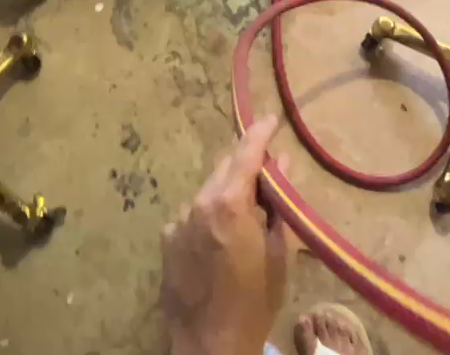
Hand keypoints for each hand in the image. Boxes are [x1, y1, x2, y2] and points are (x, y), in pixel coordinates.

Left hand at [161, 116, 287, 354]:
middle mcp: (199, 202)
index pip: (247, 152)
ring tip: (247, 212)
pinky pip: (192, 213)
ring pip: (208, 189)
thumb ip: (279, 203)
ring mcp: (178, 220)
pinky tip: (220, 238)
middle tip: (269, 173)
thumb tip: (283, 165)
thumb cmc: (254, 301)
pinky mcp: (166, 239)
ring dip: (227, 191)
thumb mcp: (278, 251)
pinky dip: (209, 214)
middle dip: (247, 163)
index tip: (273, 118)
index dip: (261, 132)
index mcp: (229, 202)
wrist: (209, 346)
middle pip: (226, 167)